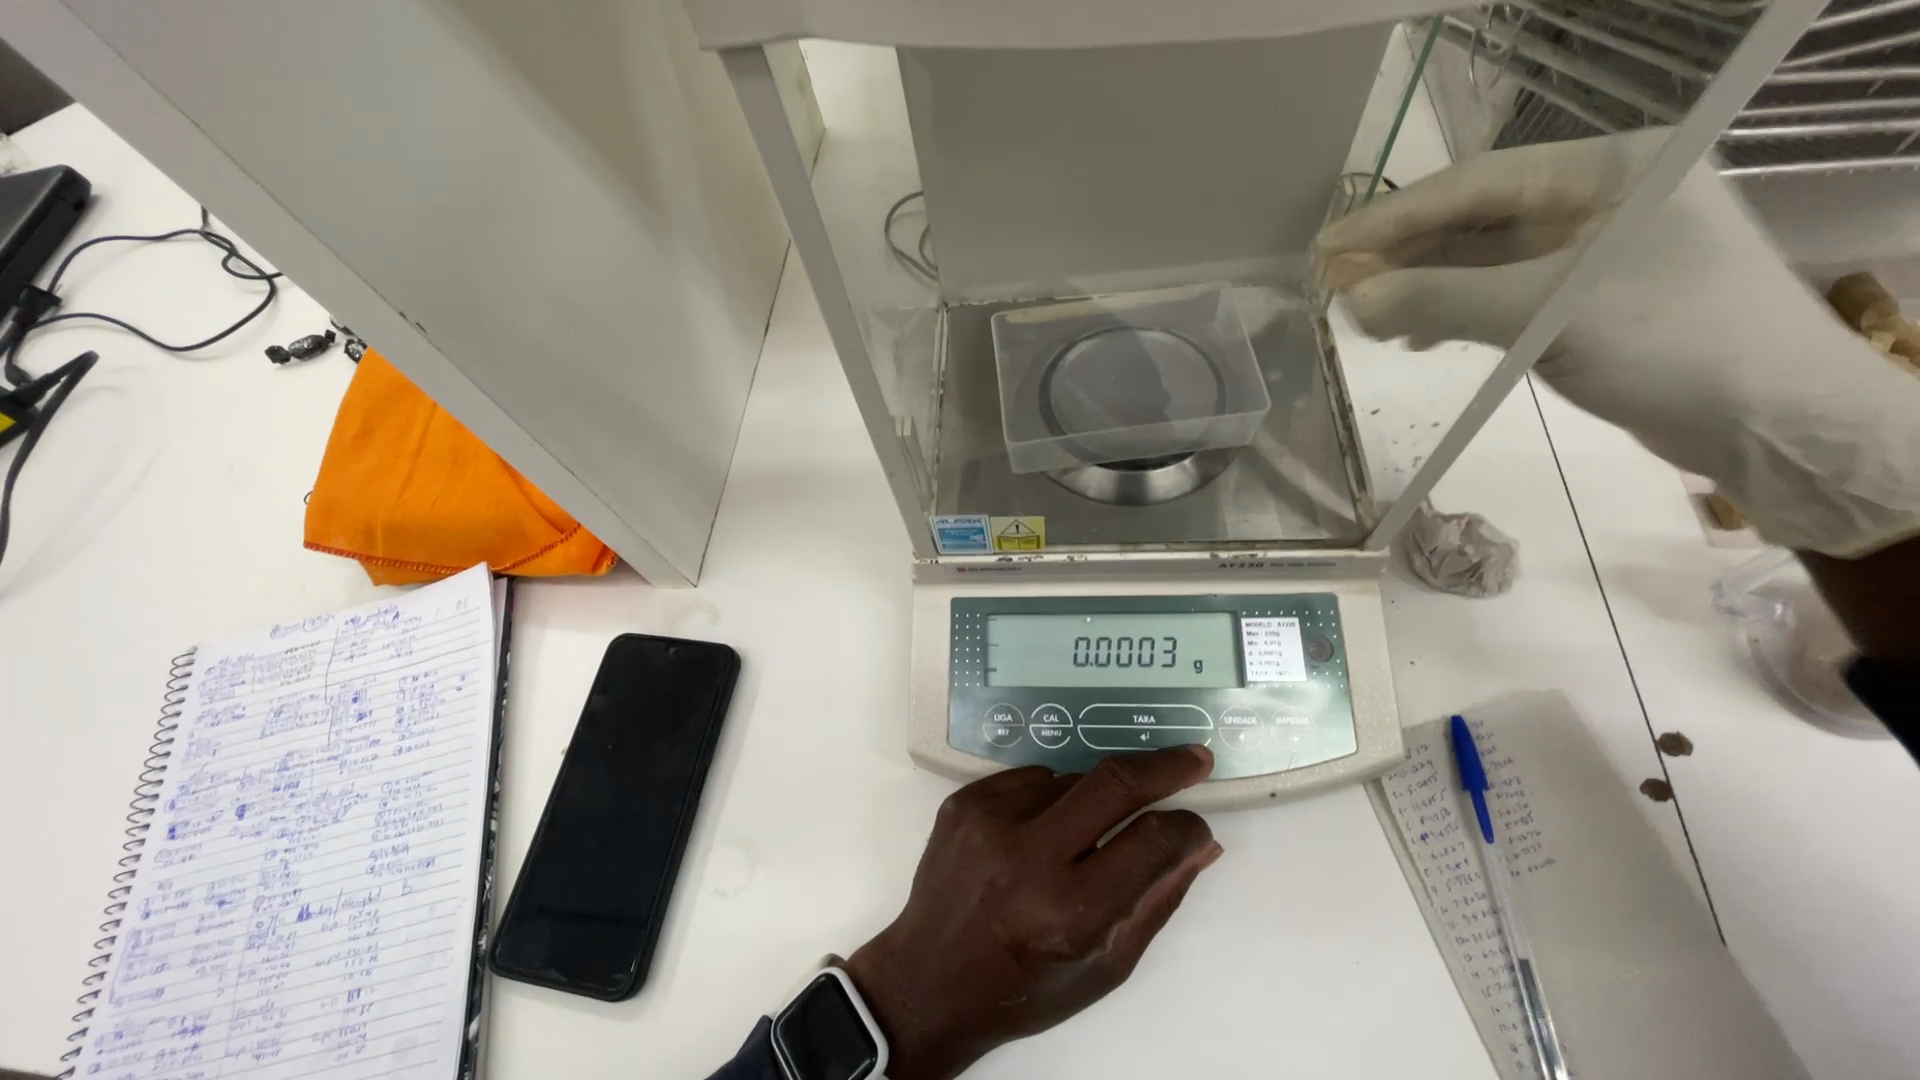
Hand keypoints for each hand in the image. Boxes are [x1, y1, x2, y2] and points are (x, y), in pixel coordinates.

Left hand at [844, 747, 1220, 1079]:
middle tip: (1193, 758)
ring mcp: (989, 820)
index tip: (1197, 826)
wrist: (927, 980)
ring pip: (1071, 778)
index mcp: (1068, 911)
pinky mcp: (964, 801)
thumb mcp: (1105, 967)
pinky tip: (1040, 832)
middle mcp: (1026, 856)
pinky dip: (1050, 796)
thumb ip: (1157, 899)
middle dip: (1163, 766)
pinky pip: (1030, 778)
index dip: (1186, 829)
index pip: (1151, 842)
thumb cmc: (1024, 988)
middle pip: (1112, 783)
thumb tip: (1200, 844)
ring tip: (1084, 838)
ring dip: (1095, 796)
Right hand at [1315, 131, 1919, 557]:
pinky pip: (1507, 292)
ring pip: (1487, 258)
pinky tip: (1419, 332)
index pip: (1475, 183)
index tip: (1327, 246)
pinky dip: (1458, 310)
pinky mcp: (1595, 297)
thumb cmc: (1665, 342)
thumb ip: (1439, 298)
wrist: (1770, 421)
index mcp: (1610, 170)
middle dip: (1404, 253)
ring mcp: (1602, 248)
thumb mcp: (1541, 314)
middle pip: (1478, 218)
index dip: (1392, 217)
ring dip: (1425, 285)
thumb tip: (1351, 297)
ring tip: (1366, 313)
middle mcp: (1606, 196)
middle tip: (1334, 283)